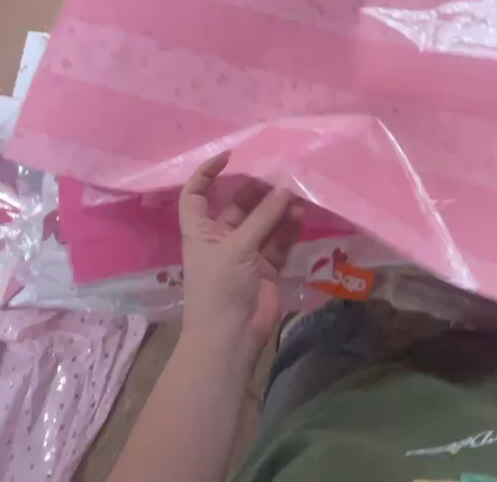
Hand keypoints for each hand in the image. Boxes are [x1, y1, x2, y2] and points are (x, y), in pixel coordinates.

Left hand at [178, 151, 303, 357]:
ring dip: (277, 206)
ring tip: (296, 190)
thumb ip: (263, 217)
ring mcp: (246, 252)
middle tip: (279, 170)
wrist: (230, 340)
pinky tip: (300, 214)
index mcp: (201, 231)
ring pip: (263, 220)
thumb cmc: (219, 289)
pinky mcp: (266, 266)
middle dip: (257, 188)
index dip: (207, 173)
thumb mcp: (236, 248)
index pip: (197, 194)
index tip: (230, 155)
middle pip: (238, 203)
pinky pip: (279, 239)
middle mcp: (222, 238)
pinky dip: (288, 227)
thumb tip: (285, 187)